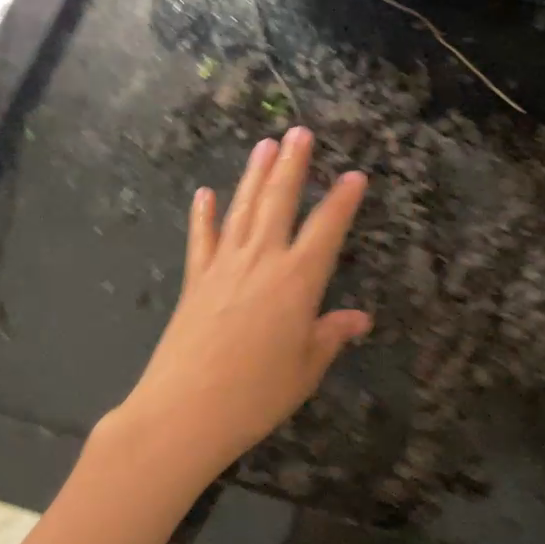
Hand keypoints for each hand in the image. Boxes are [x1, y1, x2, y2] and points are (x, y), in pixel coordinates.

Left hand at [116, 126, 371, 473]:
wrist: (184, 411)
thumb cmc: (256, 394)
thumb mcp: (306, 369)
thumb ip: (330, 335)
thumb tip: (360, 318)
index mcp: (298, 280)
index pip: (327, 228)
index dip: (342, 200)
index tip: (354, 175)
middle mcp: (263, 260)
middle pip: (280, 201)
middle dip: (292, 164)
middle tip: (299, 131)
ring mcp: (224, 265)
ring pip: (244, 208)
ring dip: (255, 174)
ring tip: (265, 144)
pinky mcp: (195, 280)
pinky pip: (202, 239)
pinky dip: (203, 215)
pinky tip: (205, 193)